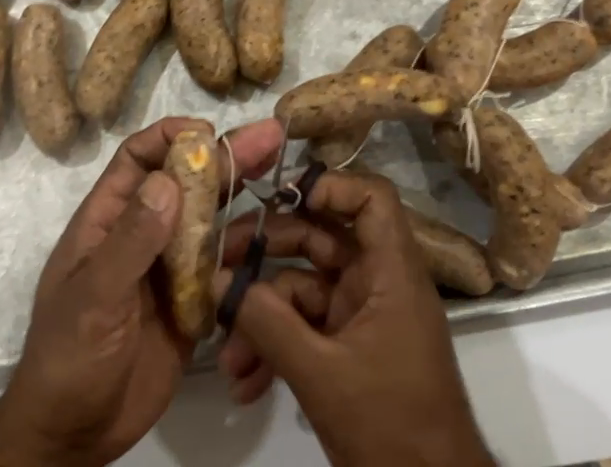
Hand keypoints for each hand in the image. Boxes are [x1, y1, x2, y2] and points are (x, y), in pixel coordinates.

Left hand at [0, 117, 284, 466]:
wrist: (75, 429)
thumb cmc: (69, 354)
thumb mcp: (94, 296)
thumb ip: (130, 242)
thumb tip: (167, 181)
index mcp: (107, 221)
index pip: (138, 161)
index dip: (170, 138)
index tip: (210, 131)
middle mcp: (141, 236)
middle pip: (185, 185)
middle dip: (223, 159)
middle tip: (272, 138)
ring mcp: (168, 270)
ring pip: (209, 224)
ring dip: (243, 200)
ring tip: (285, 176)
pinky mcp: (191, 306)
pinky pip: (222, 270)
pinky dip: (247, 253)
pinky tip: (279, 235)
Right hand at [213, 172, 495, 466]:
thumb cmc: (391, 425)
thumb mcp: (322, 374)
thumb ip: (267, 324)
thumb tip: (219, 283)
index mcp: (391, 275)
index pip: (372, 200)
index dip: (327, 186)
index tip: (274, 197)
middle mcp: (377, 284)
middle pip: (320, 239)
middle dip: (265, 253)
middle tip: (219, 262)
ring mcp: (361, 316)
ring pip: (301, 290)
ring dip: (261, 317)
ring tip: (226, 353)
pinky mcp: (348, 348)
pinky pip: (303, 328)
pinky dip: (273, 347)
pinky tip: (246, 381)